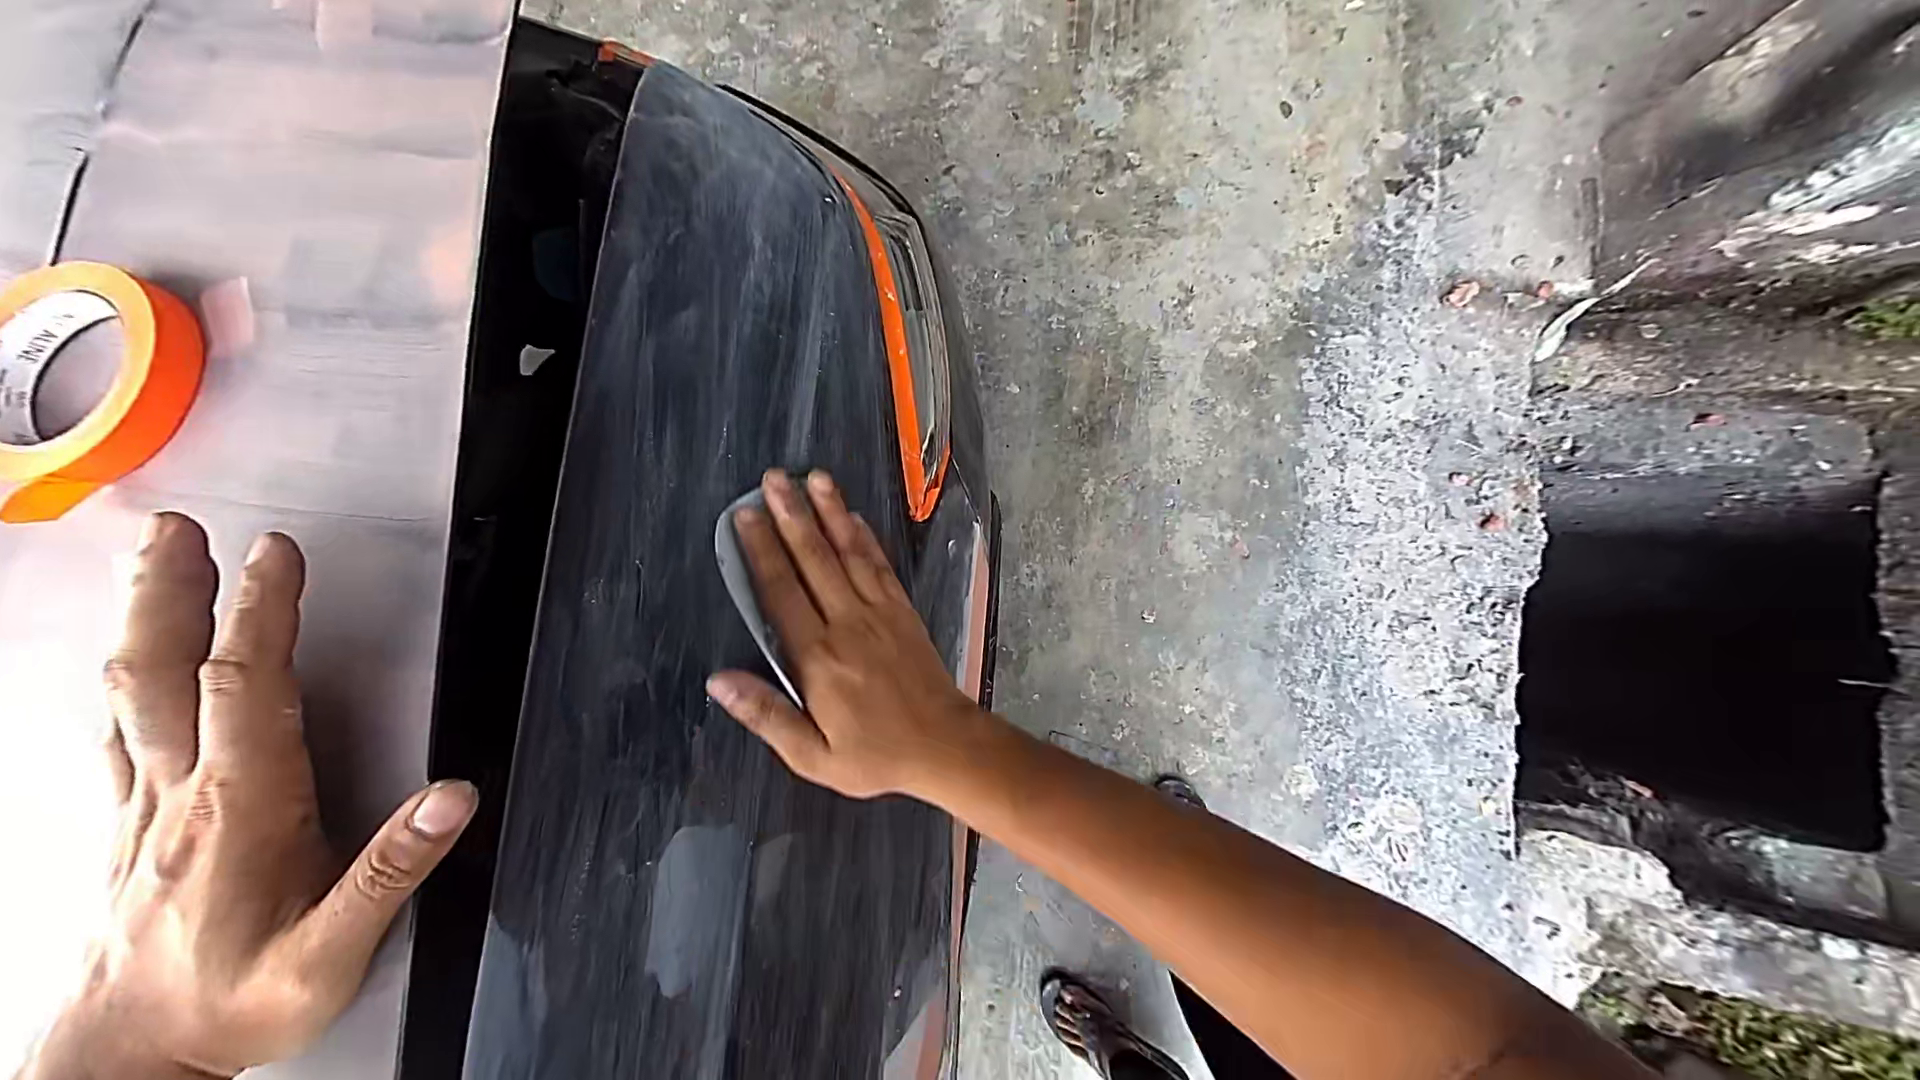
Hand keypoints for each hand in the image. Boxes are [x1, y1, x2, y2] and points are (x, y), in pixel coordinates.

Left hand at [19, 514, 475, 1079]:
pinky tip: (133, 664)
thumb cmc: (233, 1005)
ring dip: (142, 622)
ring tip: (153, 567)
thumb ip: (396, 865)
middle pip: (161, 673)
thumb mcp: (334, 948)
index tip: (277, 556)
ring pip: (127, 695)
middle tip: (178, 531)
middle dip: (174, 593)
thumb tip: (455, 795)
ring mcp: (144, 808)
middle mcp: (180, 795)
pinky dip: (126, 680)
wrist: (122, 1072)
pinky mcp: (130, 825)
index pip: (244, 687)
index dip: (261, 613)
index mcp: (240, 808)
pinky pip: (117, 732)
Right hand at [706, 470, 986, 799]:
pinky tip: (854, 516)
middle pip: (813, 560)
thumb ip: (766, 715)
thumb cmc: (874, 753)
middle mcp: (847, 623)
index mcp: (817, 658)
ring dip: (830, 513)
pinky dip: (866, 537)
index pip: (781, 592)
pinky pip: (881, 566)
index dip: (761, 551)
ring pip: (849, 553)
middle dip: (791, 516)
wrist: (943, 744)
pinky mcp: (903, 610)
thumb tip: (718, 680)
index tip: (745, 517)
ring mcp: (880, 612)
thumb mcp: (812, 755)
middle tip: (773, 478)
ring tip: (814, 477)